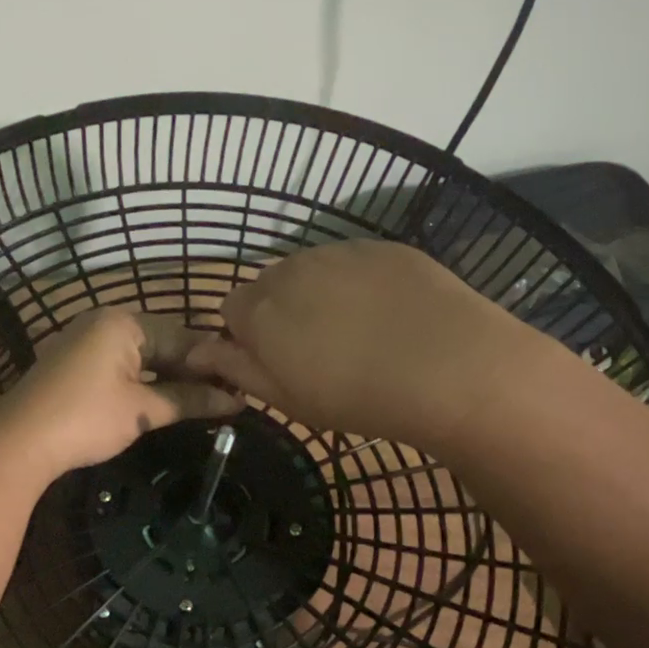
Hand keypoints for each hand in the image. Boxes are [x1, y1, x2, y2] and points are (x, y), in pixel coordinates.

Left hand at [0, 310, 241, 477]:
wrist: (18, 443)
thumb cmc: (85, 419)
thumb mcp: (142, 410)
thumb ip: (189, 400)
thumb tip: (235, 401)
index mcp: (123, 322)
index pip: (183, 336)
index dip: (213, 364)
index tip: (242, 385)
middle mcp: (103, 323)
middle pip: (161, 344)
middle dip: (192, 371)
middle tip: (227, 397)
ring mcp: (85, 344)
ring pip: (141, 358)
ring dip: (169, 380)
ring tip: (203, 404)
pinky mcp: (74, 367)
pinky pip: (120, 368)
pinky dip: (143, 384)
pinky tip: (163, 404)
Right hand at [185, 239, 547, 445]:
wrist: (450, 368)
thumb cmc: (356, 397)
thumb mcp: (287, 399)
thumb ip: (237, 370)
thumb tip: (197, 353)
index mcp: (259, 310)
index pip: (229, 310)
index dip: (247, 337)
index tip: (273, 362)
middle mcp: (291, 269)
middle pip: (269, 285)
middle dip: (280, 312)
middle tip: (315, 352)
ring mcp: (340, 252)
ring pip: (311, 271)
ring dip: (317, 295)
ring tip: (355, 334)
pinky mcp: (384, 248)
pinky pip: (354, 263)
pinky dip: (358, 285)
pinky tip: (388, 316)